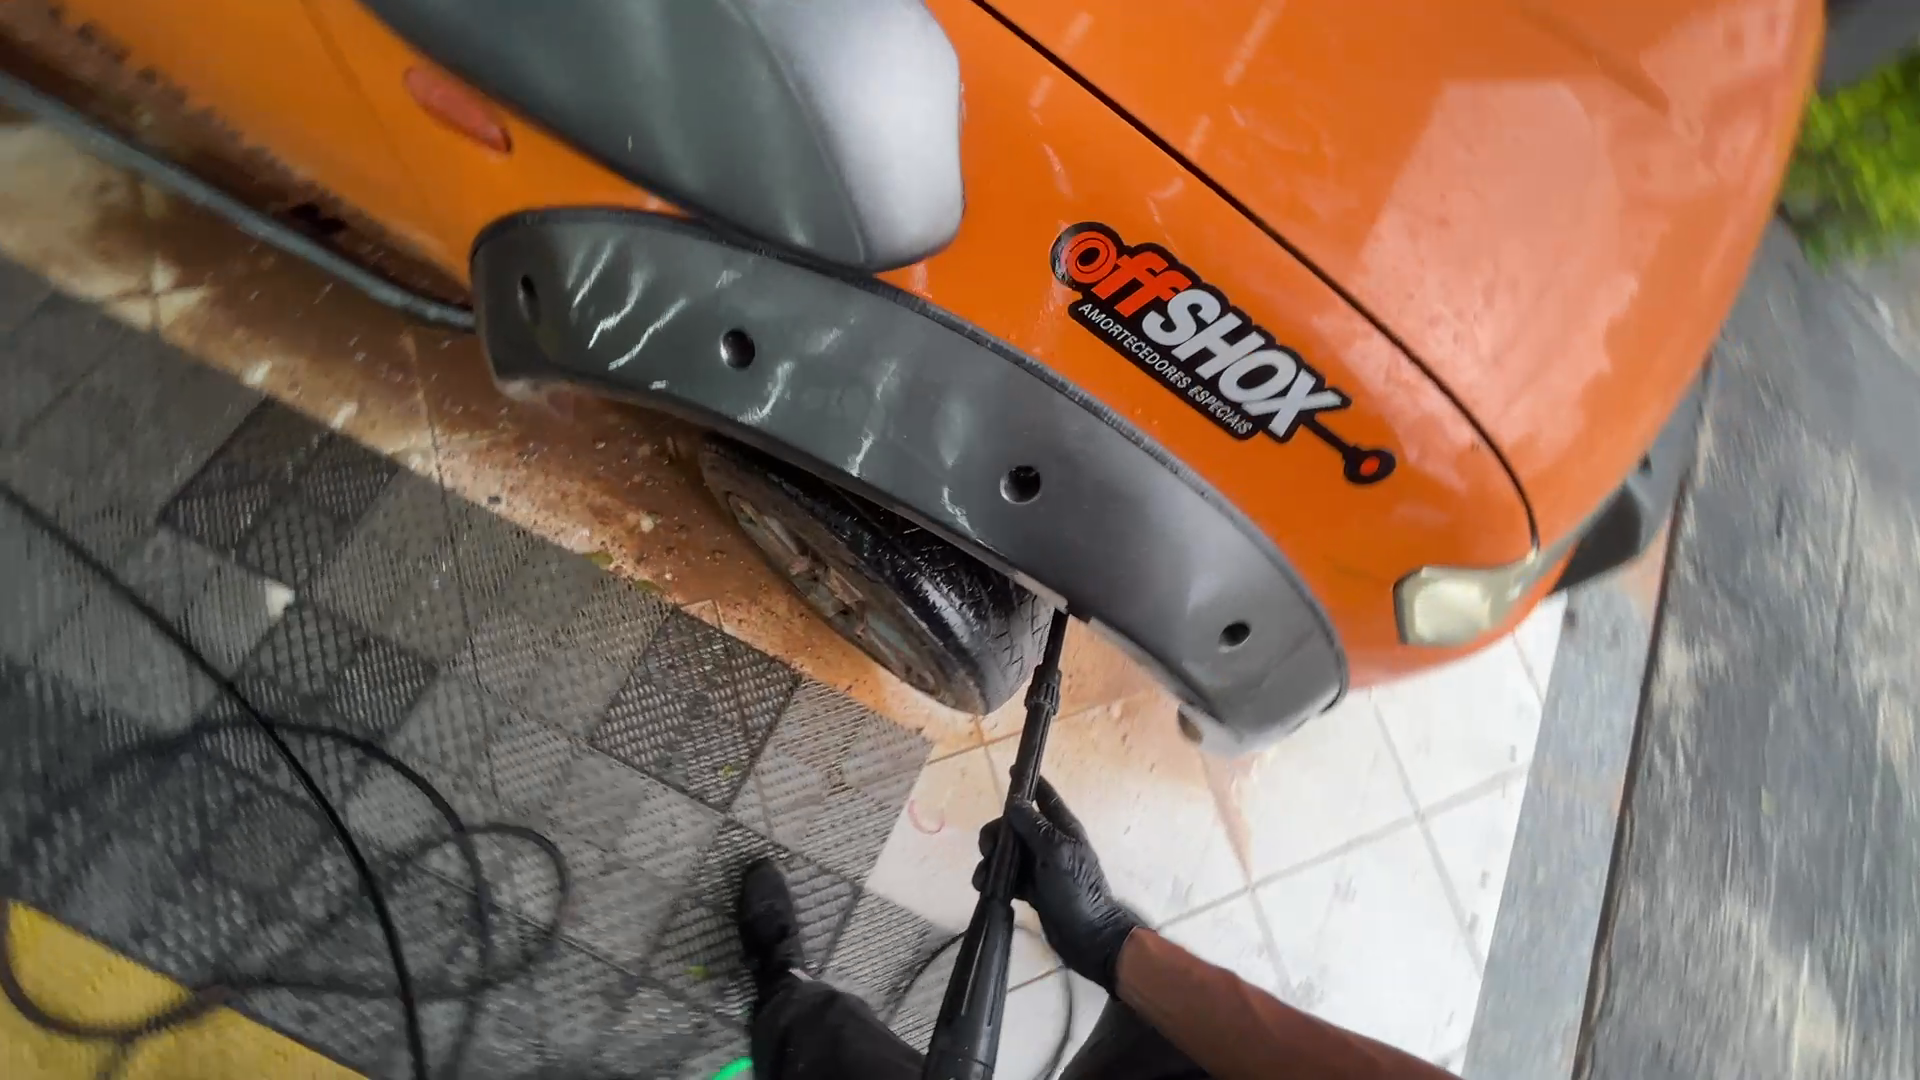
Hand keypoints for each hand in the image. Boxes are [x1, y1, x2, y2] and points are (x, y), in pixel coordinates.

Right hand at [974, 777, 1139, 990]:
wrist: (1088, 938)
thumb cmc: (1077, 890)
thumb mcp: (1056, 853)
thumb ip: (1034, 827)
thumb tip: (1014, 802)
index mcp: (1062, 828)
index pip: (1044, 795)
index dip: (1028, 782)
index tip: (1010, 771)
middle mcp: (1050, 843)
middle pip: (1016, 825)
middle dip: (997, 832)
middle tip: (987, 849)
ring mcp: (1040, 866)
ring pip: (1008, 851)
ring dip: (991, 859)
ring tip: (983, 877)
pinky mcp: (1032, 887)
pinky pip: (1007, 875)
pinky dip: (995, 878)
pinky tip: (986, 888)